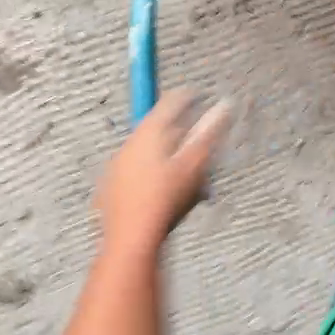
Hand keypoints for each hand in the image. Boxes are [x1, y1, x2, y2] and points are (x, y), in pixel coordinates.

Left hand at [96, 89, 232, 257]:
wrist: (131, 238)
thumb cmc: (166, 197)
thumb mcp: (195, 162)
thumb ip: (209, 132)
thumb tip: (224, 105)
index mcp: (149, 133)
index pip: (170, 103)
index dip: (188, 97)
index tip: (199, 96)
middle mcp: (128, 143)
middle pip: (157, 126)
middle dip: (178, 129)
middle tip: (197, 140)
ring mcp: (116, 165)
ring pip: (146, 147)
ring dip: (165, 150)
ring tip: (183, 167)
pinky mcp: (110, 185)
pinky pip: (135, 167)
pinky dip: (150, 168)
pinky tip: (162, 185)